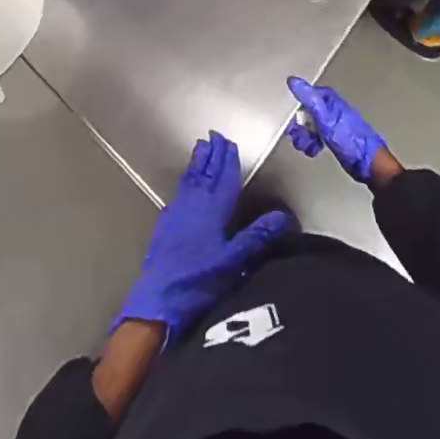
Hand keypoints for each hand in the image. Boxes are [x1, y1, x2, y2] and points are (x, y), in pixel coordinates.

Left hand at [116, 132, 292, 341]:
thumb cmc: (200, 283)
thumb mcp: (234, 262)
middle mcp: (192, 205)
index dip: (227, 161)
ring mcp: (176, 213)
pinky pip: (180, 191)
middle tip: (215, 137)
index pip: (223, 179)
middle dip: (212, 155)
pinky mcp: (165, 224)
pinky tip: (186, 183)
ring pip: (190, 180)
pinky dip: (187, 179)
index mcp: (212, 210)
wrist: (158, 301)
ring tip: (201, 148)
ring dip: (197, 163)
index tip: (229, 144)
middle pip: (204, 174)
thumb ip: (256, 237)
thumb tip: (281, 216)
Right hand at [286, 78, 399, 186]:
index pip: (303, 97)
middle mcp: (328, 108)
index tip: (290, 121)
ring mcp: (330, 123)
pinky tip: (313, 151)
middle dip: (298, 127)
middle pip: (303, 113)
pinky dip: (310, 144)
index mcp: (328, 99)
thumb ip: (309, 99)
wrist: (368, 164)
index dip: (295, 109)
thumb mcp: (325, 118)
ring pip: (307, 126)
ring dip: (303, 138)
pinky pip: (314, 137)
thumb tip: (293, 80)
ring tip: (308, 147)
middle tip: (299, 138)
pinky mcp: (331, 136)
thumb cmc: (349, 140)